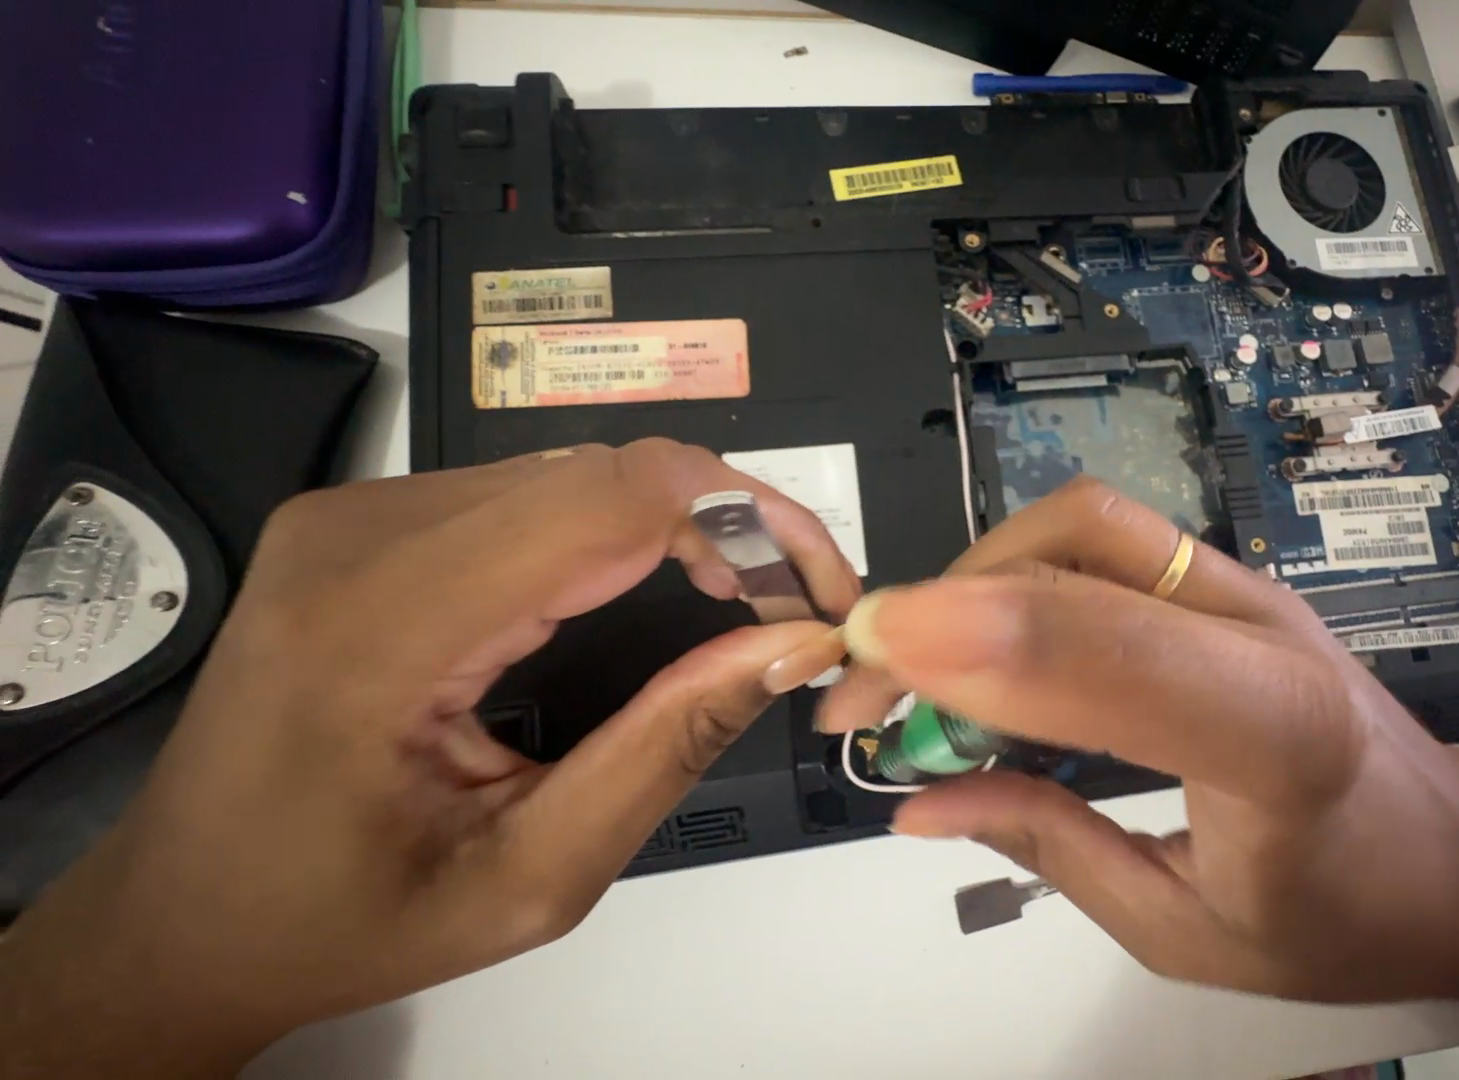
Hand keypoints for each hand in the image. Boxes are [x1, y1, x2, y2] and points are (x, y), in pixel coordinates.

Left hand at [0, 440, 857, 1077]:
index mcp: (385, 629)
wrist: (181, 919)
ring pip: (588, 473)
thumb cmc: (350, 919)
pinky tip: (669, 580)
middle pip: (610, 473)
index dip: (747, 518)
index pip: (611, 498)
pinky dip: (636, 527)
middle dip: (736, 525)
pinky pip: (546, 490)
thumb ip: (670, 746)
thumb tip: (795, 643)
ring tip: (750, 598)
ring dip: (691, 525)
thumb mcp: (536, 875)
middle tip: (799, 606)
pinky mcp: (379, 518)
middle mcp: (365, 535)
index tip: (819, 588)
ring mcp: (362, 513)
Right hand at [818, 477, 1458, 1077]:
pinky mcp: (1218, 579)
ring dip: (976, 576)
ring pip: (1080, 522)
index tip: (875, 652)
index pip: (1117, 651)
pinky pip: (1095, 544)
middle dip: (953, 596)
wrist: (1458, 854)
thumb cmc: (1340, 914)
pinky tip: (979, 641)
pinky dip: (1014, 578)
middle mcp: (1257, 626)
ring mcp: (1240, 586)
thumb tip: (916, 804)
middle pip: (1080, 542)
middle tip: (867, 676)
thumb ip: (1049, 849)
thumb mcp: (1184, 927)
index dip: (988, 636)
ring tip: (914, 662)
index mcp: (1275, 734)